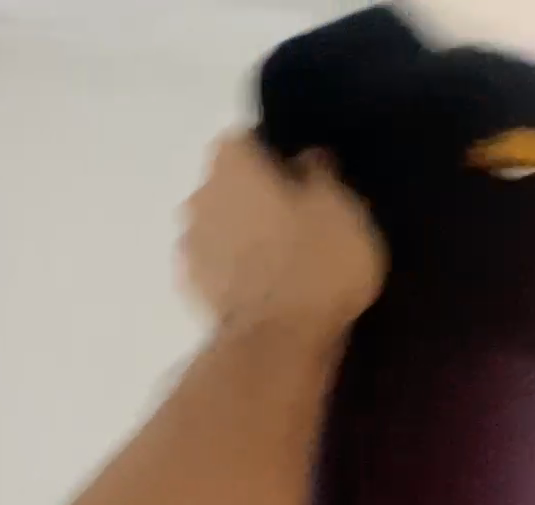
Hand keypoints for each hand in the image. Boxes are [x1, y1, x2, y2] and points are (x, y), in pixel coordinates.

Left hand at [180, 132, 386, 337]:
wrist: (280, 336)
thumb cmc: (319, 264)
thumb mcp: (344, 212)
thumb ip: (324, 175)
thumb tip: (308, 155)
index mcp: (234, 166)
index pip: (246, 138)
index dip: (278, 154)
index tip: (309, 178)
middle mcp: (200, 192)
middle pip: (232, 183)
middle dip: (262, 197)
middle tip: (305, 224)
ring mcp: (190, 239)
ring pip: (224, 224)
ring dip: (249, 235)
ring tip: (290, 263)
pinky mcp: (194, 282)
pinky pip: (220, 264)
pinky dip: (241, 270)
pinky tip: (271, 289)